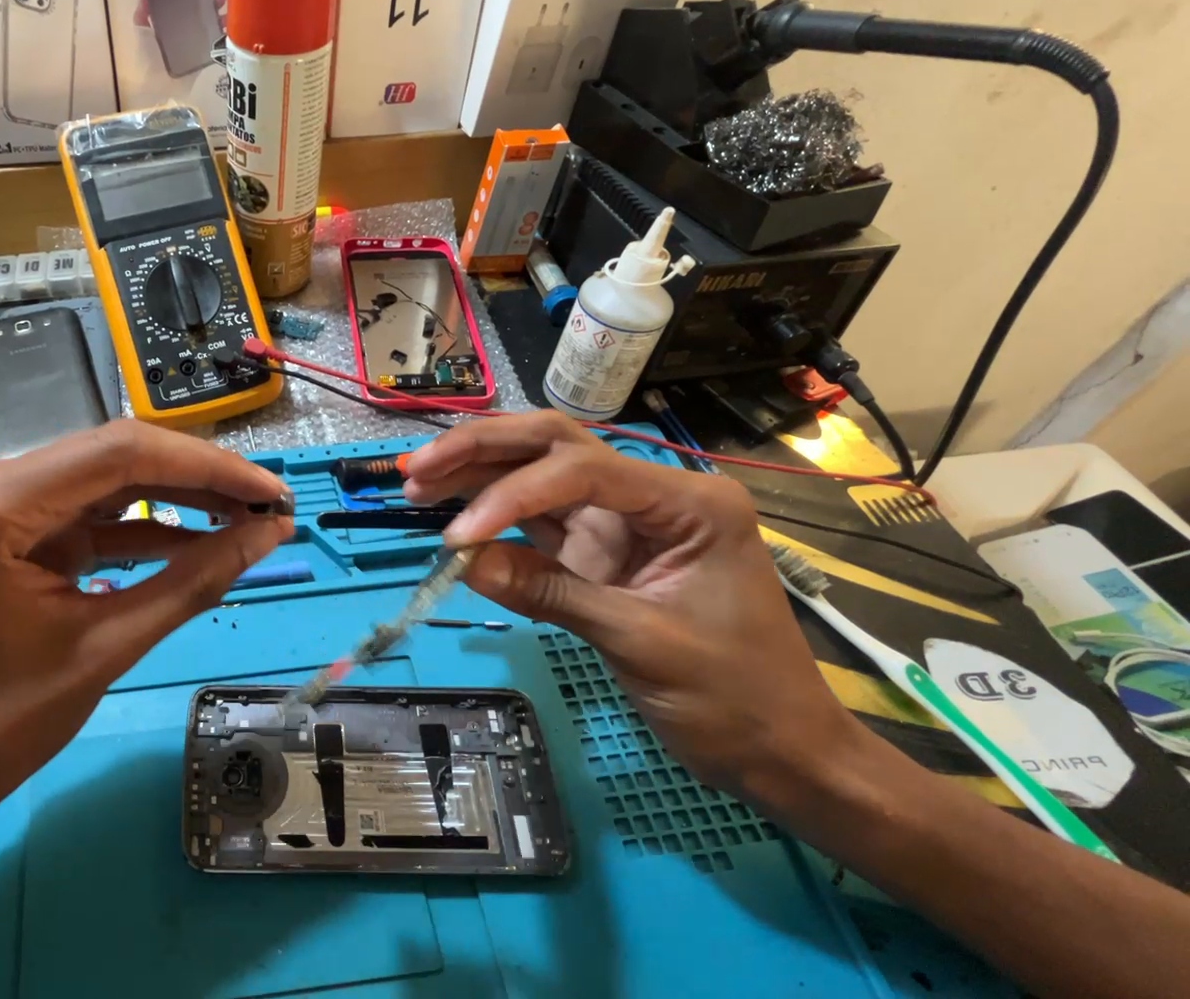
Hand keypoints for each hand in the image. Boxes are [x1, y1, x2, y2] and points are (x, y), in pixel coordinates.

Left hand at [0, 421, 294, 879]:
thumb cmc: (6, 722)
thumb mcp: (108, 647)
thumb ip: (193, 583)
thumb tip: (270, 534)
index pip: (119, 454)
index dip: (207, 467)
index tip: (272, 492)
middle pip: (115, 458)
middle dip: (199, 480)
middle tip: (267, 506)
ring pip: (109, 481)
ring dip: (179, 499)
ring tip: (247, 521)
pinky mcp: (15, 529)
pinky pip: (93, 515)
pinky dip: (147, 528)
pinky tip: (202, 541)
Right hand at [402, 412, 862, 801]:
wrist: (778, 749)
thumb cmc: (732, 696)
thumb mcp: (640, 641)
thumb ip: (551, 592)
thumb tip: (464, 563)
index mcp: (685, 502)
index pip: (581, 470)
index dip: (510, 496)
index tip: (455, 539)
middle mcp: (651, 494)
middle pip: (554, 445)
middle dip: (481, 450)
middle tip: (416, 471)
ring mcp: (623, 520)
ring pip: (539, 472)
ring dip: (477, 472)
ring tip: (416, 482)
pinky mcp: (600, 549)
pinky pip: (539, 518)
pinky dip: (493, 514)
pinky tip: (451, 510)